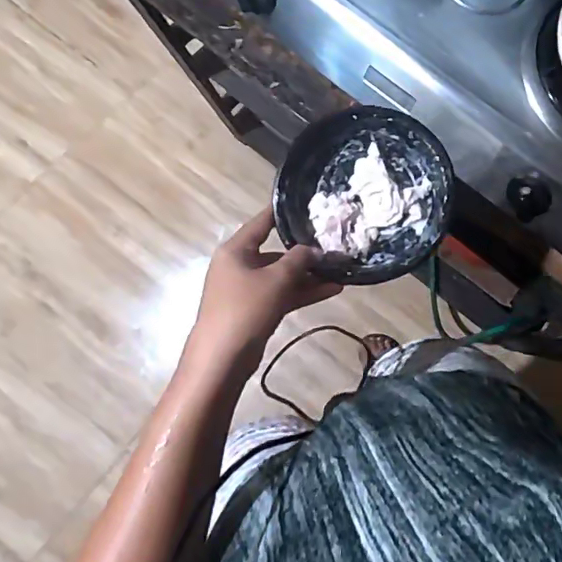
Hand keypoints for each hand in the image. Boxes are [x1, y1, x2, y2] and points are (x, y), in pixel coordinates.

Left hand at [188, 209, 341, 365]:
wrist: (222, 358)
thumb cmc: (245, 308)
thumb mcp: (276, 279)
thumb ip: (298, 259)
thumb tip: (314, 250)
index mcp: (236, 250)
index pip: (262, 222)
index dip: (282, 212)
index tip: (304, 202)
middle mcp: (239, 265)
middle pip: (275, 251)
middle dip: (305, 253)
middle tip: (333, 247)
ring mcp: (246, 289)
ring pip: (281, 276)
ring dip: (308, 275)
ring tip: (340, 271)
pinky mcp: (255, 310)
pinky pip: (281, 294)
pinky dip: (302, 292)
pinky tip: (331, 290)